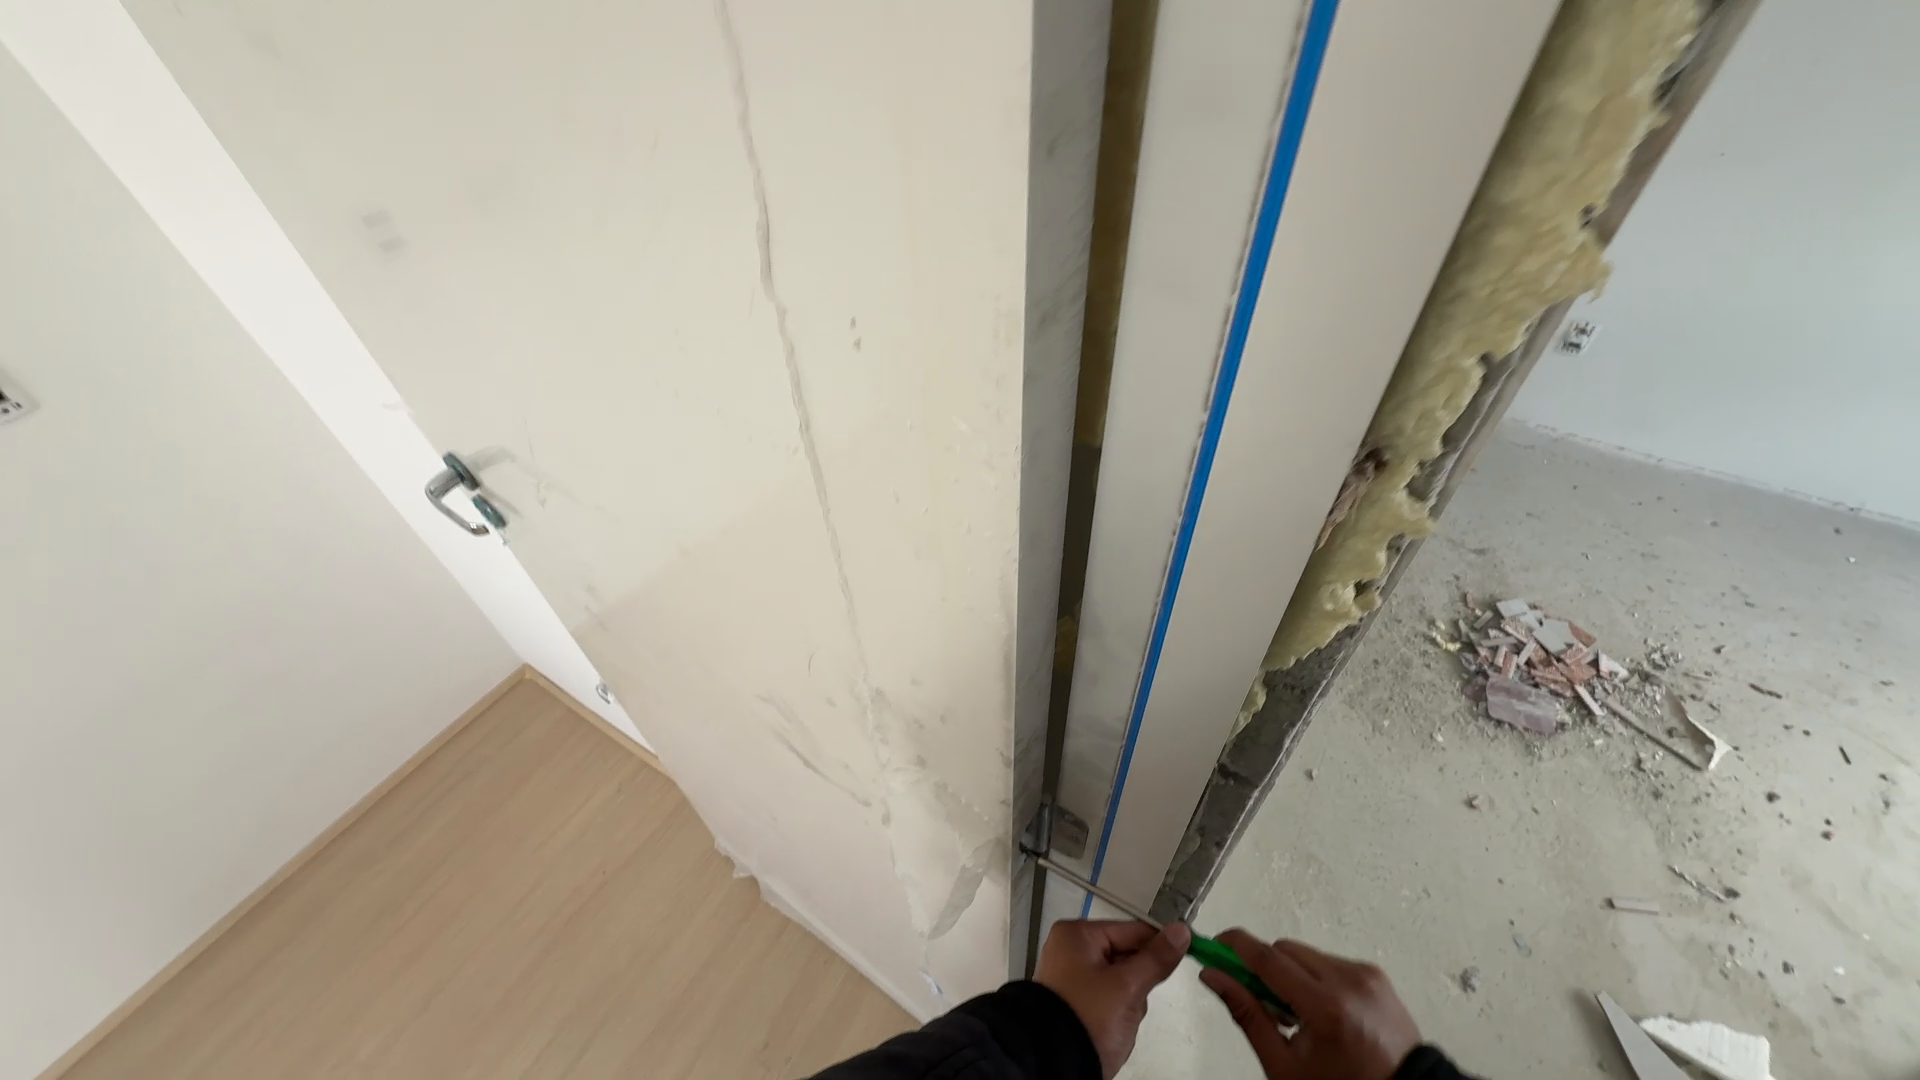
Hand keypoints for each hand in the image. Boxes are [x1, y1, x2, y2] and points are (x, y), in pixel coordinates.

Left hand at [1035, 919, 1190, 1078]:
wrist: (1055, 1064)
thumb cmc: (1089, 1016)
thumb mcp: (1126, 986)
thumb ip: (1156, 959)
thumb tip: (1181, 930)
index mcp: (1078, 935)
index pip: (1131, 930)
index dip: (1159, 943)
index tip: (1187, 951)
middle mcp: (1073, 950)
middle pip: (1127, 956)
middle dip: (1138, 982)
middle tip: (1131, 1000)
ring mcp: (1075, 977)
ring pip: (1122, 981)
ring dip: (1130, 1001)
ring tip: (1117, 1018)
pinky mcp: (1079, 1001)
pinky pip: (1111, 999)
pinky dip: (1118, 1013)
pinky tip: (1112, 1028)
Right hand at [1200, 930, 1420, 1079]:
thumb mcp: (1284, 1066)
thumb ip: (1246, 1014)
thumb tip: (1212, 976)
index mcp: (1326, 1007)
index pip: (1267, 958)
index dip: (1234, 946)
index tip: (1212, 944)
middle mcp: (1348, 981)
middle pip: (1284, 950)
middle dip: (1264, 969)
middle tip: (1259, 1000)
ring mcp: (1365, 974)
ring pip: (1304, 954)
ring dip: (1290, 973)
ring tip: (1297, 1014)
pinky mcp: (1374, 974)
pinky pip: (1328, 961)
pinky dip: (1314, 978)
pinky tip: (1321, 1011)